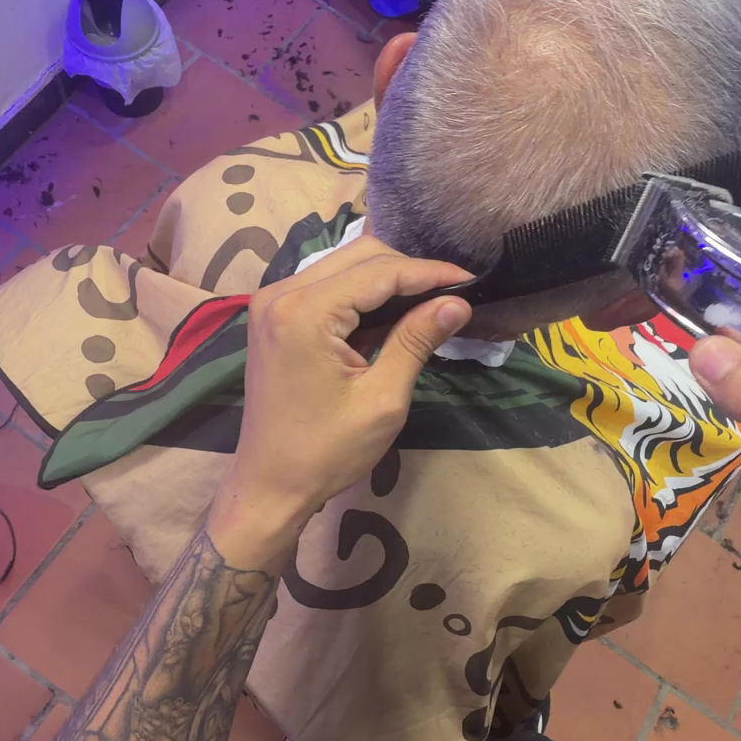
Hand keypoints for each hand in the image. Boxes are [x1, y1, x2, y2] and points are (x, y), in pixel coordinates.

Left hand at [209, 236, 471, 567]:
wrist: (270, 485)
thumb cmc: (326, 452)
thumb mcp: (383, 399)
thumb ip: (417, 341)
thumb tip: (458, 303)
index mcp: (305, 311)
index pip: (379, 271)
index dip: (429, 273)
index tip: (470, 281)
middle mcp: (282, 293)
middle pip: (359, 255)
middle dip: (409, 269)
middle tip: (451, 293)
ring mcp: (273, 302)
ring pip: (342, 265)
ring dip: (386, 278)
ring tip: (429, 299)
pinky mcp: (274, 316)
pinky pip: (326, 285)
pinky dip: (361, 292)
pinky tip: (392, 310)